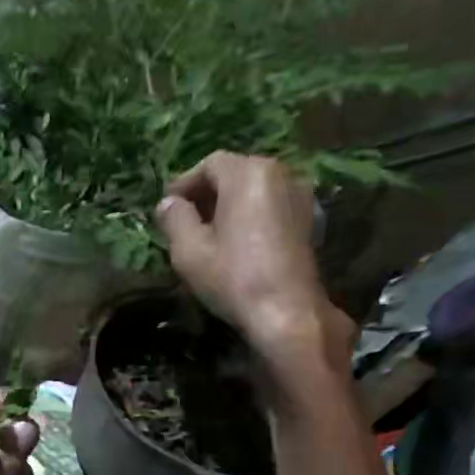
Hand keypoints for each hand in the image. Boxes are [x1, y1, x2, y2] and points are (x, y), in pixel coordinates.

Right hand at [154, 151, 349, 365]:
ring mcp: (299, 195)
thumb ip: (174, 218)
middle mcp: (280, 173)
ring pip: (253, 188)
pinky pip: (269, 203)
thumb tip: (168, 203)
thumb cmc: (232, 276)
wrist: (285, 309)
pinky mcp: (307, 218)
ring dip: (227, 203)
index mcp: (249, 174)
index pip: (210, 164)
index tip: (166, 208)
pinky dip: (248, 213)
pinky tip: (233, 240)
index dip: (184, 183)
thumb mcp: (188, 249)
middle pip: (235, 171)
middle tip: (182, 220)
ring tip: (205, 232)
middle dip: (206, 192)